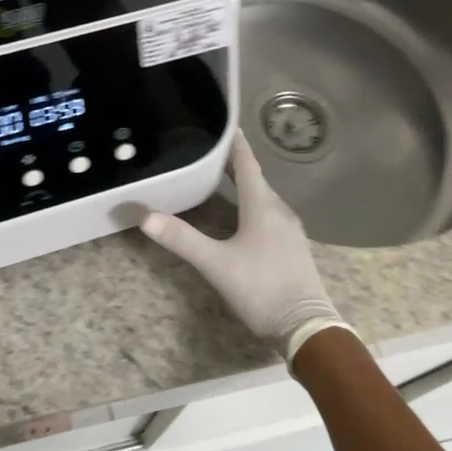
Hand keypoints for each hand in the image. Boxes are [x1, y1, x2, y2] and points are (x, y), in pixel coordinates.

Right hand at [141, 130, 350, 361]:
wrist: (306, 328)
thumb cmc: (262, 289)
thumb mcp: (216, 265)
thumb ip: (182, 240)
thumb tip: (145, 217)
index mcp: (263, 206)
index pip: (247, 163)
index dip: (234, 143)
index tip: (223, 122)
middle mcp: (279, 211)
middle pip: (255, 177)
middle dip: (232, 162)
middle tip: (208, 149)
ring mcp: (289, 230)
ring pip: (263, 196)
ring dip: (243, 183)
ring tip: (219, 176)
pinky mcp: (291, 247)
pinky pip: (269, 213)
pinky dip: (252, 203)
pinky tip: (241, 214)